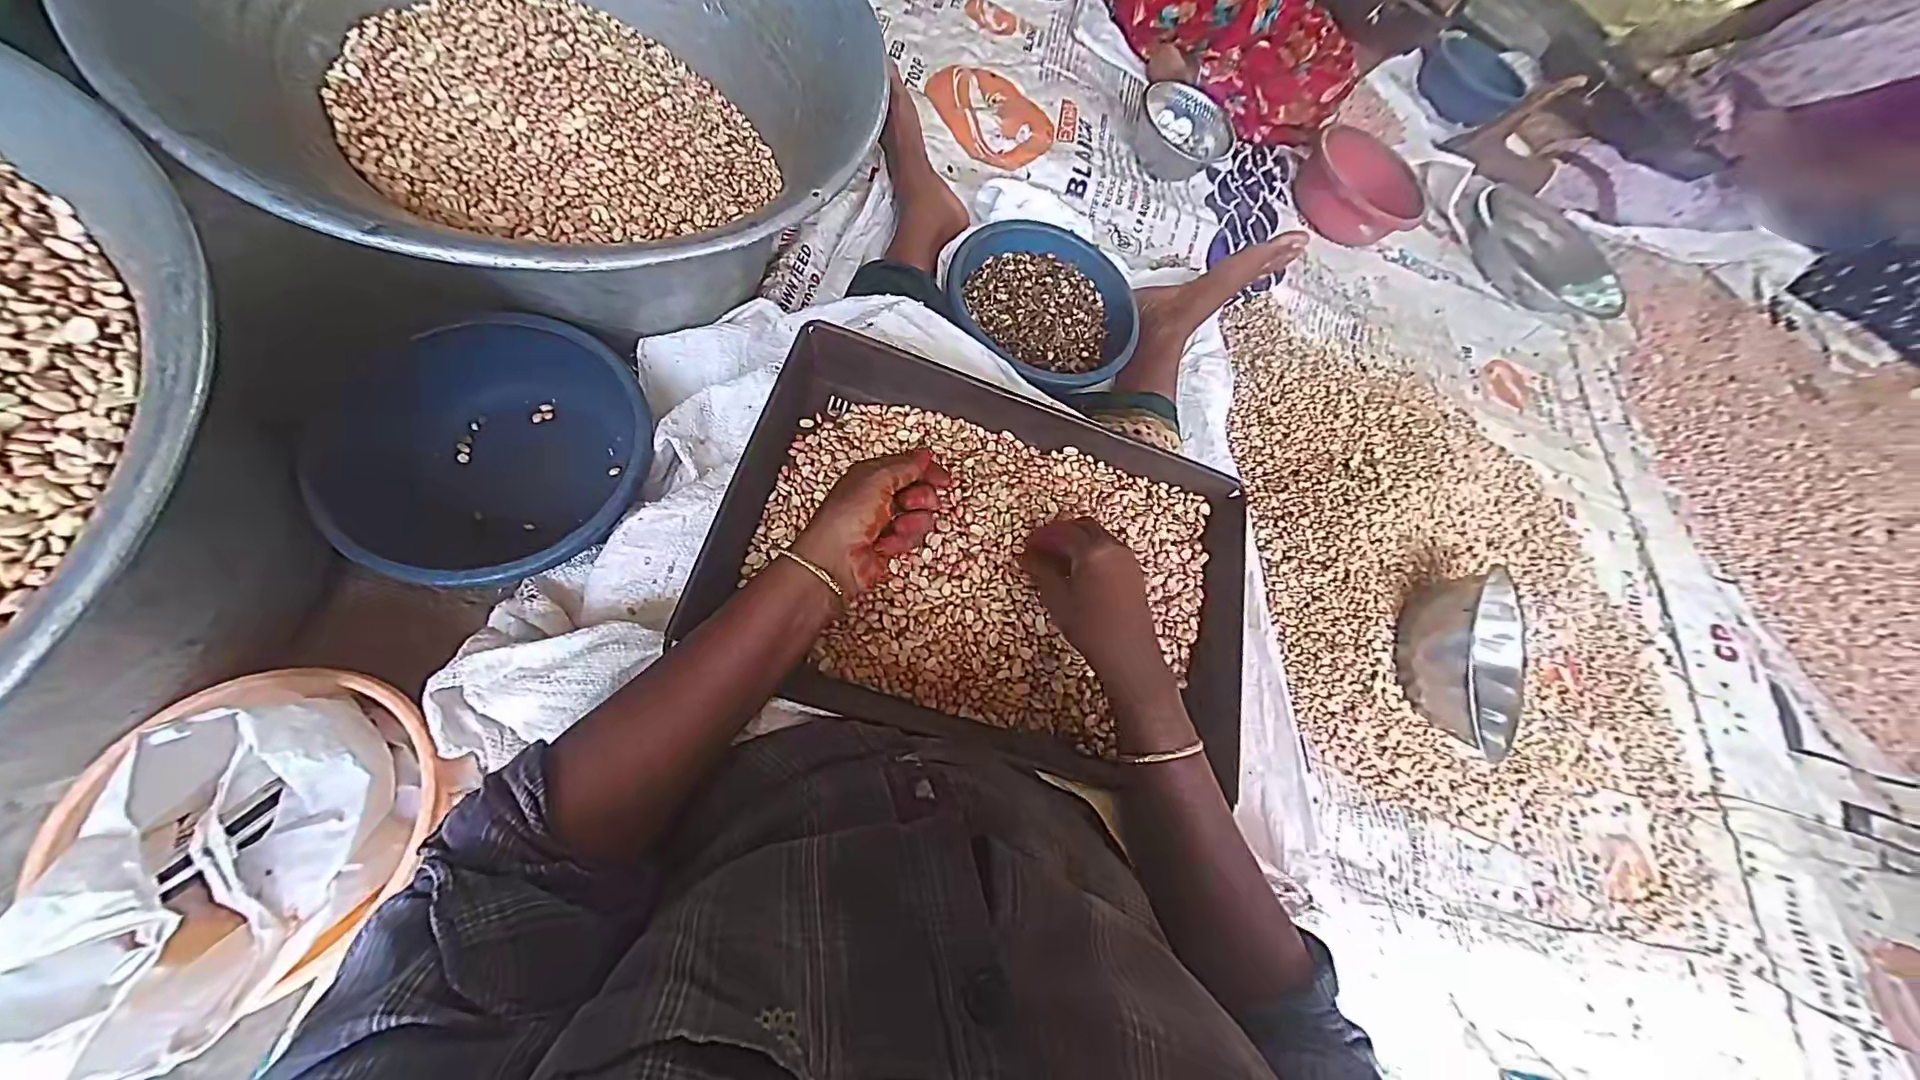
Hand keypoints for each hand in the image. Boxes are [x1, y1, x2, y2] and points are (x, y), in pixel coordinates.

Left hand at [790, 449, 951, 597]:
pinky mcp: (889, 544)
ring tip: (897, 528)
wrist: (835, 559)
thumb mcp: (877, 480)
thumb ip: (904, 466)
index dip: (927, 471)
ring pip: (919, 517)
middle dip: (921, 498)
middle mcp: (878, 497)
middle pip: (917, 492)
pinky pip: (911, 538)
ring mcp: (884, 522)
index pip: (907, 467)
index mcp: (872, 476)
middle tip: (912, 504)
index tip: (944, 480)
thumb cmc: (848, 516)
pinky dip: (901, 541)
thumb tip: (923, 455)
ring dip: (912, 523)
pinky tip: (885, 545)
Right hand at [1019, 518, 1179, 702]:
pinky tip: (1077, 570)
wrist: (1127, 652)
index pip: (1062, 532)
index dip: (1041, 536)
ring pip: (1097, 537)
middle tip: (1040, 546)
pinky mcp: (1133, 572)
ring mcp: (1126, 559)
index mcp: (1093, 550)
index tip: (1026, 545)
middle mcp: (1113, 547)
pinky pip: (1108, 550)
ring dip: (1076, 540)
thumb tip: (1026, 556)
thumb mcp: (1057, 598)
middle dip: (1060, 532)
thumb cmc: (1089, 627)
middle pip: (1082, 527)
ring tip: (1056, 559)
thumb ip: (1041, 571)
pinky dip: (1090, 551)